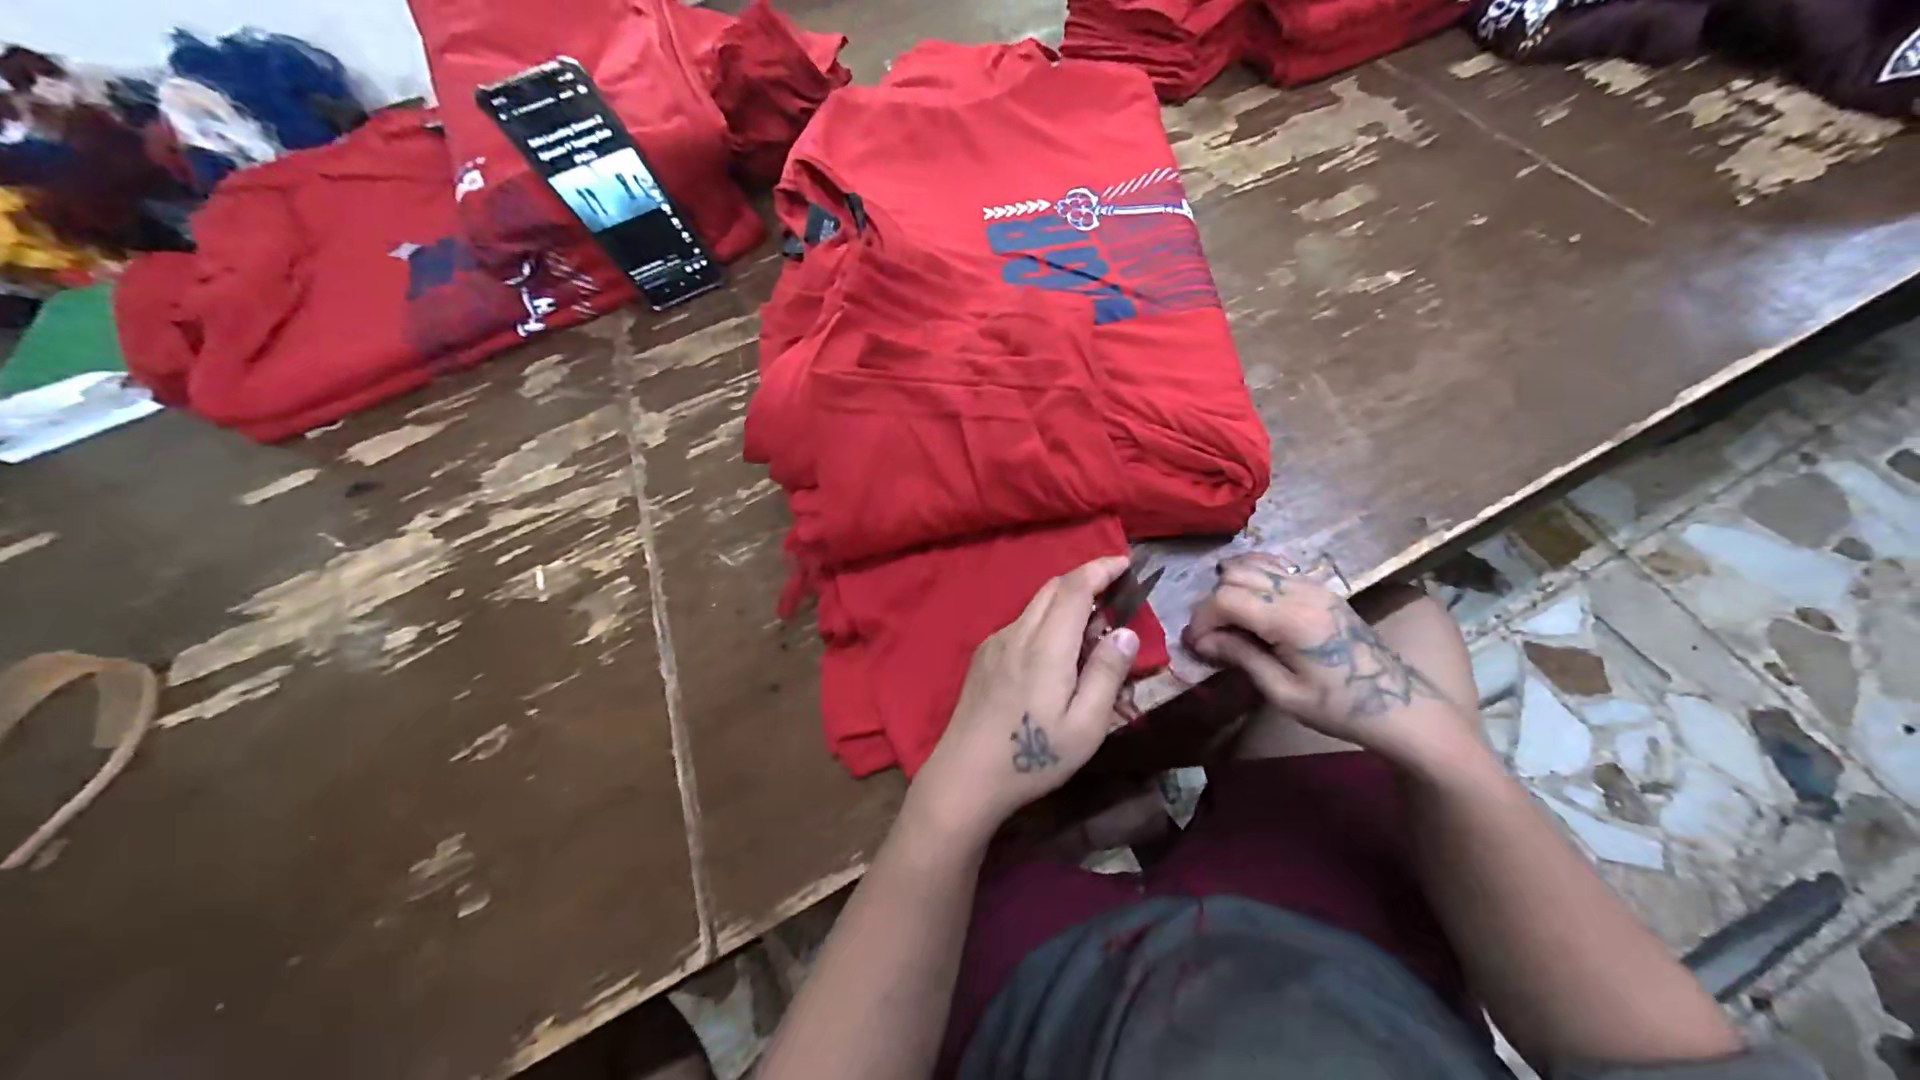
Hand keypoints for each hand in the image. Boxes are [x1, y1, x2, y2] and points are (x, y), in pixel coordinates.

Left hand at [910, 557, 1141, 840]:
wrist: (965, 775)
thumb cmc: (1033, 758)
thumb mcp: (1085, 725)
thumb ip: (1106, 673)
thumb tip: (1125, 632)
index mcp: (1045, 646)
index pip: (1074, 587)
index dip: (1101, 568)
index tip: (1125, 563)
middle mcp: (1017, 633)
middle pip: (1052, 588)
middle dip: (1085, 580)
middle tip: (1115, 596)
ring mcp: (995, 643)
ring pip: (1034, 605)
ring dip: (1064, 601)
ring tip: (1089, 629)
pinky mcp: (983, 657)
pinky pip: (1020, 624)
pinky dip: (1045, 621)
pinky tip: (1054, 654)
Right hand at [1183, 553, 1473, 765]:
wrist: (1400, 707)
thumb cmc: (1340, 708)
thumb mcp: (1283, 693)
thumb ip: (1241, 657)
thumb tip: (1202, 640)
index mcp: (1292, 620)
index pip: (1225, 598)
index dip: (1202, 619)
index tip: (1198, 645)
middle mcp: (1302, 592)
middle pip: (1234, 576)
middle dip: (1213, 604)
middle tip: (1212, 636)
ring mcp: (1314, 586)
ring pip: (1252, 565)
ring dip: (1232, 589)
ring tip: (1231, 621)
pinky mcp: (1321, 588)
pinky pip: (1274, 567)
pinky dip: (1253, 579)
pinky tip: (1252, 604)